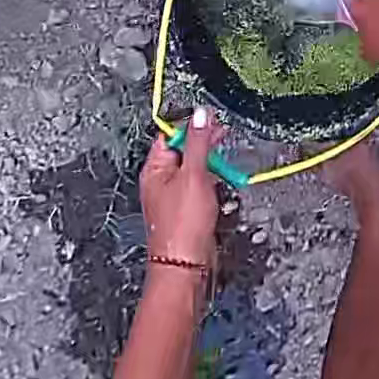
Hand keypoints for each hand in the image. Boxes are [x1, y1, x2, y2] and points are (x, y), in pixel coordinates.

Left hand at [139, 106, 225, 267]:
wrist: (187, 264)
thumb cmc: (184, 223)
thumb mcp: (194, 174)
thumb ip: (198, 142)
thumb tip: (200, 115)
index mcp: (155, 169)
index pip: (169, 135)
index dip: (189, 124)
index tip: (209, 118)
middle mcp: (161, 179)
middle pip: (182, 149)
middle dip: (202, 140)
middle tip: (222, 132)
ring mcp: (174, 193)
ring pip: (193, 165)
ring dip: (209, 158)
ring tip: (224, 155)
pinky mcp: (187, 205)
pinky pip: (199, 181)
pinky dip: (211, 176)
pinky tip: (222, 177)